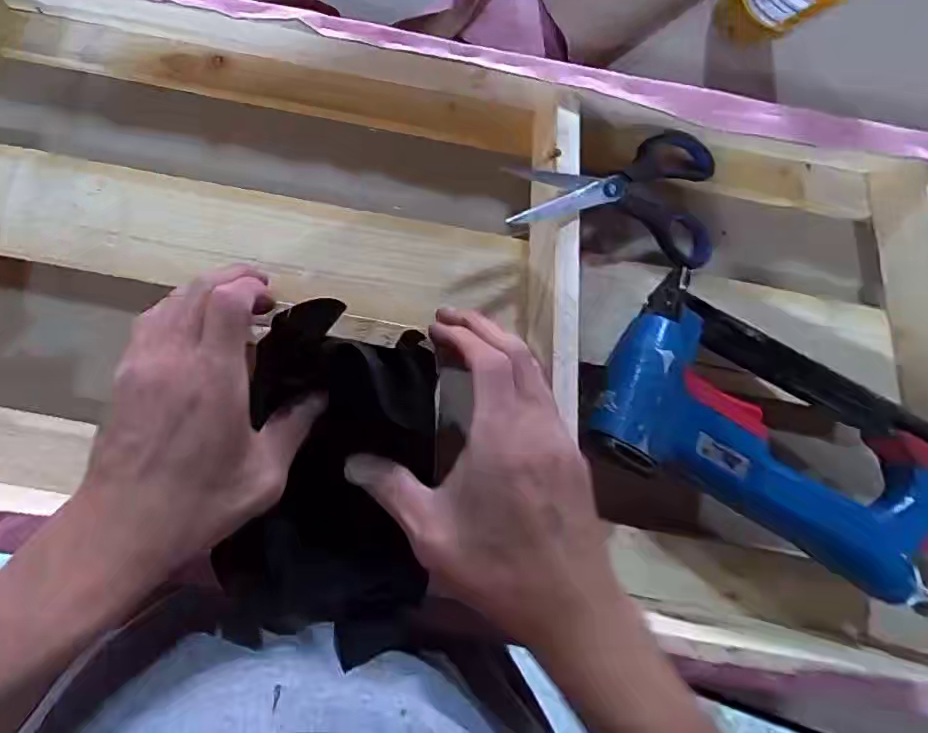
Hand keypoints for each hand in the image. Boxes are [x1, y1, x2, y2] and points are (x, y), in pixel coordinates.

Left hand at [77, 265, 325, 579]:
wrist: (117, 530)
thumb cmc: (196, 505)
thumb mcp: (262, 475)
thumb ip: (295, 426)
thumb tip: (321, 395)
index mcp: (212, 375)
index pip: (226, 300)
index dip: (251, 286)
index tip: (273, 298)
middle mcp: (174, 357)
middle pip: (199, 288)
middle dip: (233, 279)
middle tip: (262, 296)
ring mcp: (143, 362)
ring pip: (173, 299)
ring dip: (205, 291)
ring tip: (231, 307)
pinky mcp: (124, 374)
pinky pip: (152, 320)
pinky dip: (178, 308)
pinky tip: (194, 328)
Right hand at [344, 308, 619, 647]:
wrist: (575, 607)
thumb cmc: (499, 569)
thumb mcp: (432, 534)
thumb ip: (391, 489)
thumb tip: (353, 463)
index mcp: (504, 433)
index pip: (490, 359)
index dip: (463, 334)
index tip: (436, 325)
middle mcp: (538, 423)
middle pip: (518, 353)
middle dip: (484, 327)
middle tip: (450, 319)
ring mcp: (560, 437)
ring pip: (537, 372)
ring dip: (505, 348)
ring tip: (472, 345)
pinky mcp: (571, 455)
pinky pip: (545, 395)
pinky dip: (520, 374)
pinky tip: (501, 391)